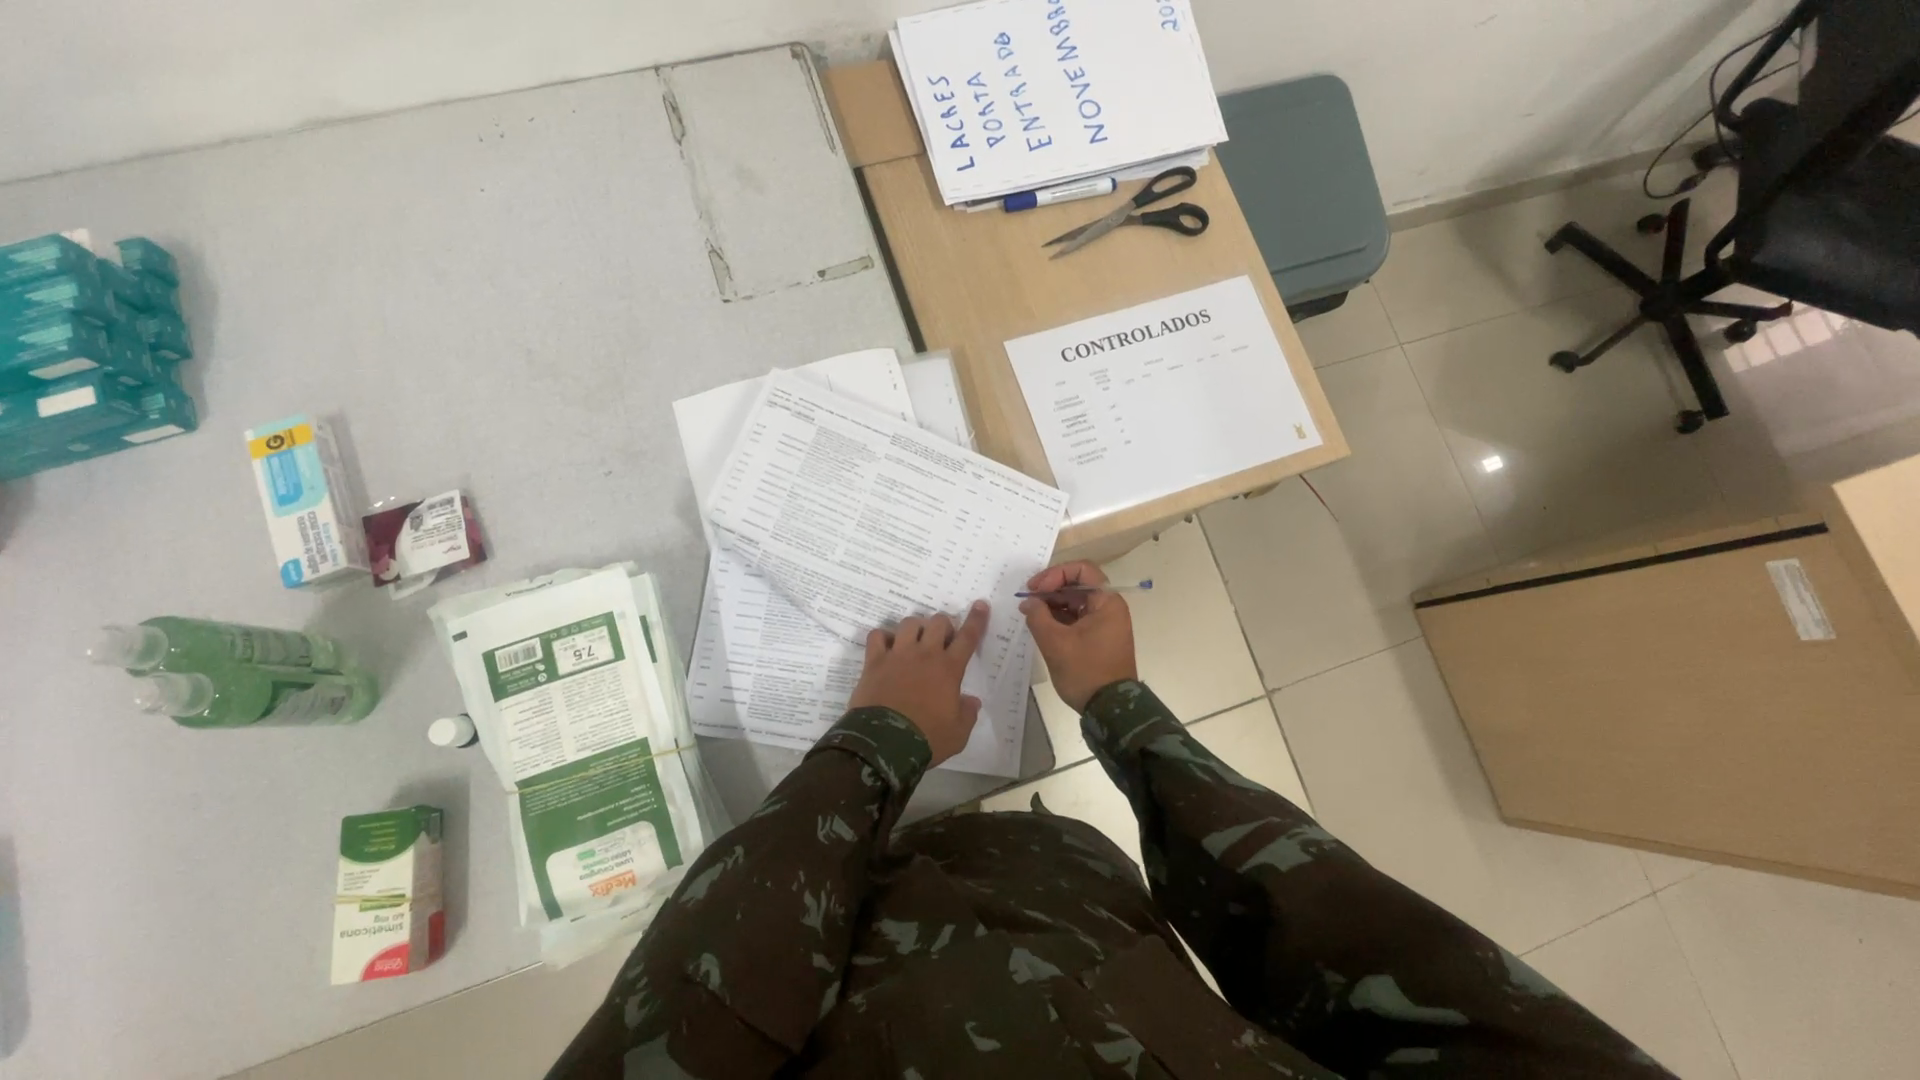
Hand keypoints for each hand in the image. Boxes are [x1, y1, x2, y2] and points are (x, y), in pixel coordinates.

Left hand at [849, 602, 989, 765]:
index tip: (980, 605)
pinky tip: (887, 647)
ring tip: (915, 641)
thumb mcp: (958, 733)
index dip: (976, 619)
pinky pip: (877, 635)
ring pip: (909, 623)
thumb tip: (971, 701)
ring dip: (916, 628)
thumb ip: (967, 714)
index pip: (968, 637)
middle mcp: (924, 654)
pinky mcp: (874, 661)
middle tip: (943, 640)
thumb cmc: (927, 738)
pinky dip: (883, 637)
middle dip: (944, 625)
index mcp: (948, 669)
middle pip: (938, 622)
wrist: (885, 744)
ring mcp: (897, 655)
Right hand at [1020, 561, 1137, 711]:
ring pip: (1076, 603)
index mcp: (1106, 602)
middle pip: (1078, 585)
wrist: (1110, 709)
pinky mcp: (1099, 638)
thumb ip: (1037, 616)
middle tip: (1027, 601)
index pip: (1081, 570)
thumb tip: (1029, 602)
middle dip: (1050, 590)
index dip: (1055, 574)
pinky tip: (1041, 625)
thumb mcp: (1055, 642)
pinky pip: (1078, 619)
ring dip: (1053, 604)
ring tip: (1030, 614)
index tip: (1035, 589)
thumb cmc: (1085, 671)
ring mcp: (1105, 624)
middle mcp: (1109, 608)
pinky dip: (1060, 619)